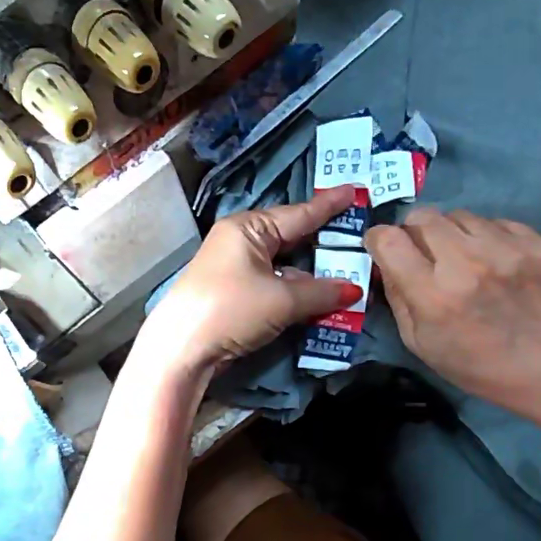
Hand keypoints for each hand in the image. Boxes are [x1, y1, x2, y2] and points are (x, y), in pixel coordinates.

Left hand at [141, 188, 364, 375]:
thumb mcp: (282, 300)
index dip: (329, 205)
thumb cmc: (231, 309)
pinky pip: (273, 285)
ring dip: (312, 276)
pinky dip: (295, 292)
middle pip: (291, 239)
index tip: (355, 191)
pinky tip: (318, 300)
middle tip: (359, 238)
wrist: (181, 350)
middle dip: (323, 243)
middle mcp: (240, 242)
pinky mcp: (233, 294)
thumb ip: (321, 293)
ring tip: (348, 276)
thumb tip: (353, 290)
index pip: (298, 214)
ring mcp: (234, 268)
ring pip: (284, 266)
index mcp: (247, 229)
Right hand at [365, 210, 540, 412]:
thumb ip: (398, 297)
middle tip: (424, 250)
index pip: (390, 240)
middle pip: (423, 216)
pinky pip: (497, 223)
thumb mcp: (420, 343)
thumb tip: (386, 262)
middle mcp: (468, 263)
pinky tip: (497, 263)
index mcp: (434, 294)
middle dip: (414, 230)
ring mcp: (507, 249)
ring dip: (453, 232)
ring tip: (465, 258)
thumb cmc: (477, 364)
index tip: (383, 246)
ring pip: (460, 215)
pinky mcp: (538, 243)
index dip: (379, 239)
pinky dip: (488, 238)